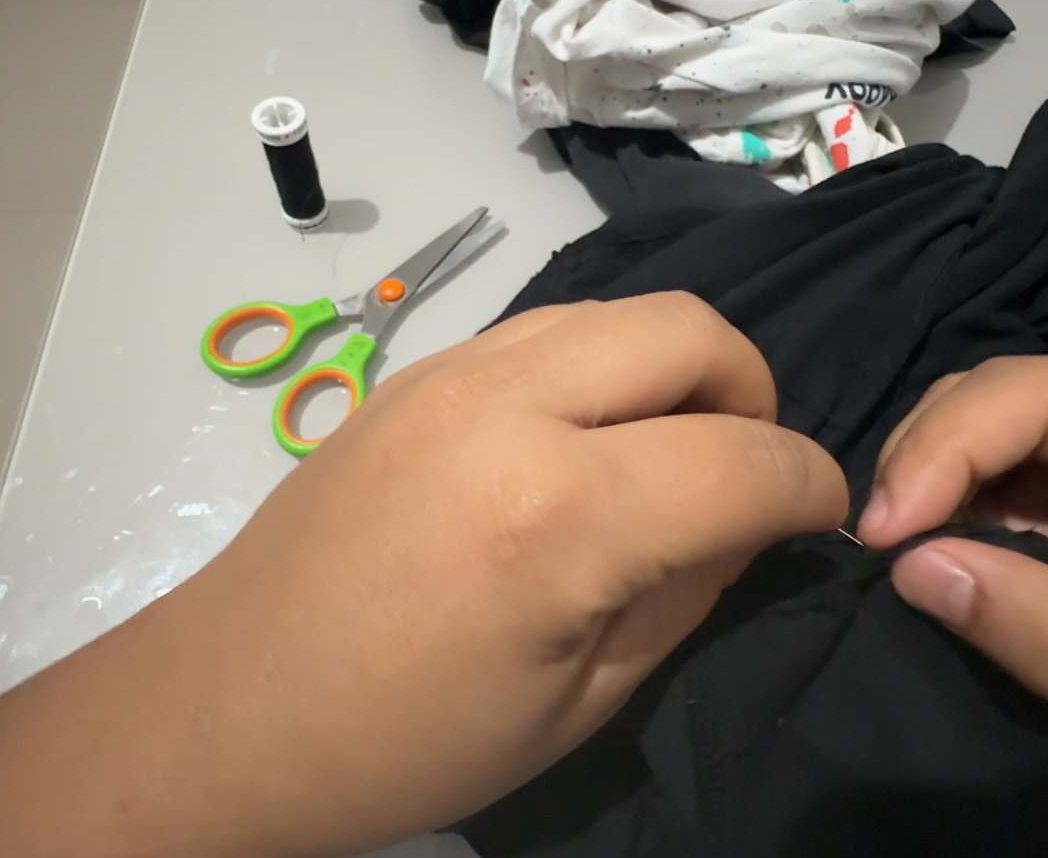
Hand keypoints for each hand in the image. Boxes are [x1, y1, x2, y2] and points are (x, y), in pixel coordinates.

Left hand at [0, 293, 848, 857]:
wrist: (229, 700)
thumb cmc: (406, 737)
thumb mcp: (584, 699)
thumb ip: (688, 588)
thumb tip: (751, 517)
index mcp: (559, 513)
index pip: (744, 459)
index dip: (810, 484)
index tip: (818, 512)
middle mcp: (509, 406)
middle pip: (688, 328)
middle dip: (751, 387)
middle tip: (744, 462)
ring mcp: (455, 369)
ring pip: (618, 311)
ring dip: (674, 366)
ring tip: (669, 443)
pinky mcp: (420, 368)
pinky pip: (549, 329)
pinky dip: (602, 364)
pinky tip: (585, 431)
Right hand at [856, 355, 1047, 856]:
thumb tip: (907, 567)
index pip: (1035, 395)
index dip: (943, 448)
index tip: (883, 532)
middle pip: (993, 396)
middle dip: (923, 460)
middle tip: (878, 543)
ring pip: (977, 426)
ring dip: (924, 481)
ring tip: (895, 545)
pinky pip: (988, 472)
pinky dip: (943, 505)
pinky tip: (931, 544)